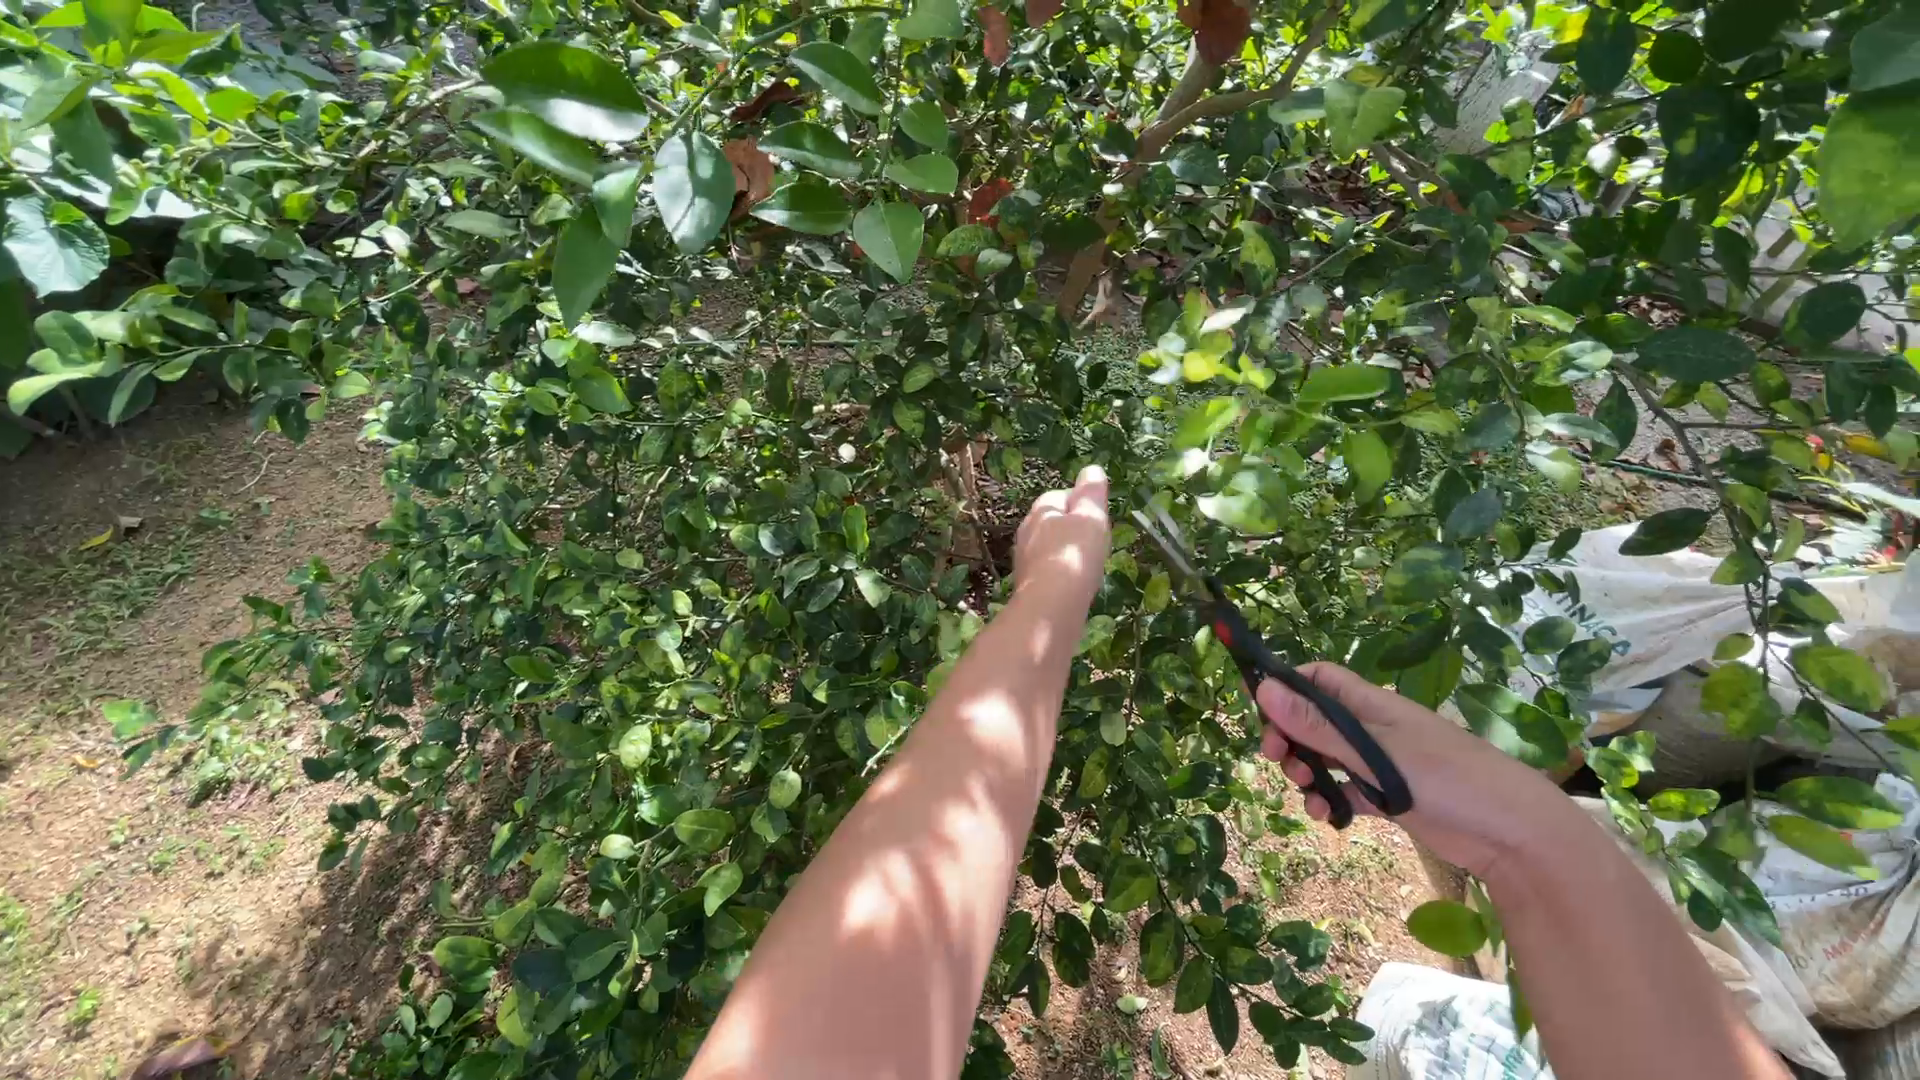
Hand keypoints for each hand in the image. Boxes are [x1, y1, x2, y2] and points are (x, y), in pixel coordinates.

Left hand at [1012, 464, 1109, 610]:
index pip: (1060, 495)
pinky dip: (1061, 573)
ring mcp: (1024, 560)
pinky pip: (1048, 571)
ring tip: (1087, 563)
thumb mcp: (1090, 517)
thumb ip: (1092, 493)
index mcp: (1041, 511)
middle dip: (1071, 528)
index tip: (1099, 515)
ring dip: (1066, 552)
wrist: (1050, 606)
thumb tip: (1091, 469)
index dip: (1081, 502)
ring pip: (1049, 548)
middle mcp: (1026, 532)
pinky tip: (1074, 584)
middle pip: (1052, 522)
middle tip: (1095, 539)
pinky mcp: (1028, 585)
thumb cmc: (1075, 554)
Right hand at [1256, 663, 1577, 880]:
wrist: (1515, 835)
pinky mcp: (1389, 797)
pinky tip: (1328, 816)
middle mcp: (1371, 728)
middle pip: (1313, 720)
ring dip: (1306, 772)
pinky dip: (1330, 800)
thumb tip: (1263, 687)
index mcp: (1370, 704)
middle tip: (1276, 759)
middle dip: (1289, 738)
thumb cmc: (1445, 776)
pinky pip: (1345, 790)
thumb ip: (1316, 724)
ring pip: (1325, 757)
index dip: (1287, 687)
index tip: (1262, 710)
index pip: (1317, 679)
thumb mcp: (1372, 751)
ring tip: (1307, 793)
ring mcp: (1380, 763)